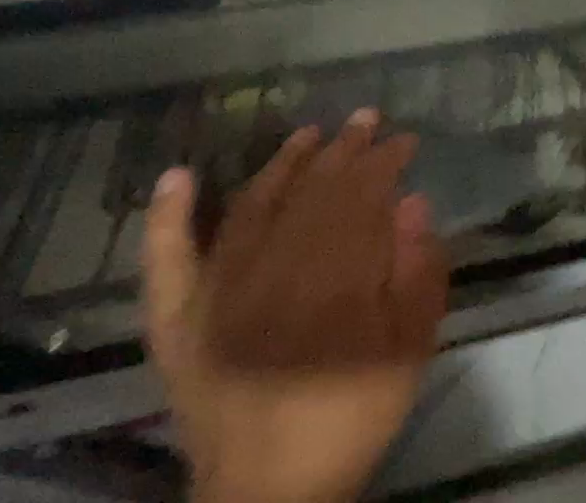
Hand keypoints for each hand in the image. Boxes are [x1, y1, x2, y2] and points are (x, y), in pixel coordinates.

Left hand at [143, 109, 448, 502]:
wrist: (272, 486)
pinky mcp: (177, 319)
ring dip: (280, 165)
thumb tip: (413, 203)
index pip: (359, 199)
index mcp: (333, 283)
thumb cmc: (355, 411)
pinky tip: (176, 176)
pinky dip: (168, 217)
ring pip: (249, 210)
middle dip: (342, 151)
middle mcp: (271, 276)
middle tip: (367, 119)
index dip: (383, 162)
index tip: (406, 140)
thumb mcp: (412, 346)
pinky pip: (167, 260)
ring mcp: (215, 295)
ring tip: (307, 133)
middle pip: (309, 195)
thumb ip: (417, 273)